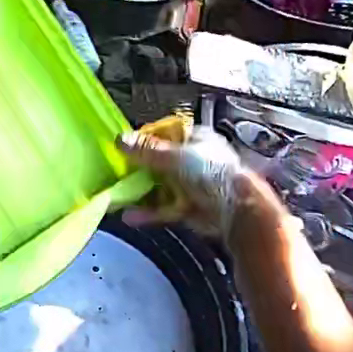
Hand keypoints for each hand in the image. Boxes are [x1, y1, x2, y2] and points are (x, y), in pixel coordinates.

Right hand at [118, 127, 275, 236]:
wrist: (235, 209)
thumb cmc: (211, 173)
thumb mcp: (175, 157)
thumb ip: (146, 151)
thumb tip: (120, 140)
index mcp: (193, 138)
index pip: (162, 135)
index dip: (142, 142)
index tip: (122, 151)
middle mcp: (191, 160)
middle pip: (157, 163)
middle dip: (137, 170)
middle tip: (117, 175)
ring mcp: (189, 184)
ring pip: (158, 187)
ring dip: (139, 193)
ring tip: (118, 197)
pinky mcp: (186, 207)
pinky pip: (162, 207)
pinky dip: (147, 212)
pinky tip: (130, 216)